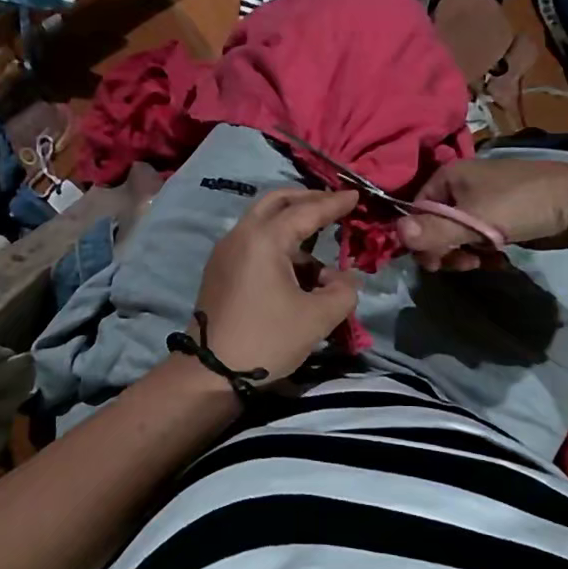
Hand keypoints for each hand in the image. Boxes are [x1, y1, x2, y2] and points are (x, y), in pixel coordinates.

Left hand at [191, 189, 362, 381]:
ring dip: (293, 227)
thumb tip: (344, 279)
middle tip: (333, 204)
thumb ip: (343, 291)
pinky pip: (254, 243)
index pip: (307, 210)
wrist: (211, 372)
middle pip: (276, 202)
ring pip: (263, 223)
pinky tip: (298, 269)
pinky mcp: (221, 271)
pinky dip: (278, 244)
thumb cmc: (267, 340)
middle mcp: (241, 235)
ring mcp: (226, 252)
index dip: (335, 203)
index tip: (356, 195)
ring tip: (322, 251)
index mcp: (264, 239)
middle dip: (307, 199)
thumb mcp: (318, 317)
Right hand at [396, 159, 567, 270]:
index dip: (421, 241)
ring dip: (465, 254)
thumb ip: (435, 231)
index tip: (438, 263)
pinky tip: (498, 260)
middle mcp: (461, 184)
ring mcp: (481, 199)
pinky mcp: (499, 215)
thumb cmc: (522, 206)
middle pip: (434, 226)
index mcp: (448, 176)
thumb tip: (394, 234)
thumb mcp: (475, 221)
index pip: (416, 213)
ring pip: (456, 235)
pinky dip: (483, 251)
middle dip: (446, 251)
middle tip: (466, 265)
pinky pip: (477, 237)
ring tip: (485, 262)